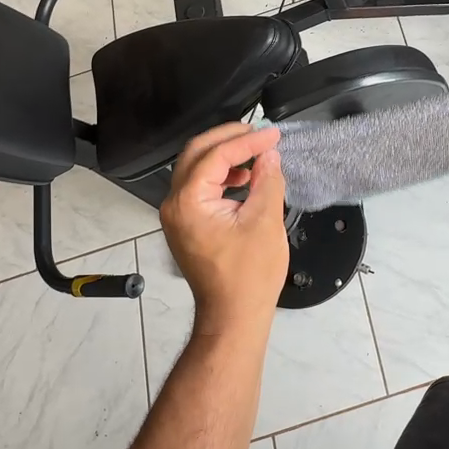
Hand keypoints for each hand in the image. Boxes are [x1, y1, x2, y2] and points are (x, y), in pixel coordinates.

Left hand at [160, 123, 287, 335]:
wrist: (233, 315)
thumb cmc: (248, 276)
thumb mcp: (265, 221)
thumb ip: (267, 180)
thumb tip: (269, 155)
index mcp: (189, 202)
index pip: (216, 154)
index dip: (247, 140)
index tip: (273, 135)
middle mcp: (175, 205)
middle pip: (198, 153)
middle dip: (230, 138)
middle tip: (260, 133)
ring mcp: (178, 215)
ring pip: (197, 167)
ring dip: (226, 155)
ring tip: (257, 152)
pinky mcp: (187, 223)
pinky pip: (200, 186)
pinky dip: (221, 175)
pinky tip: (245, 178)